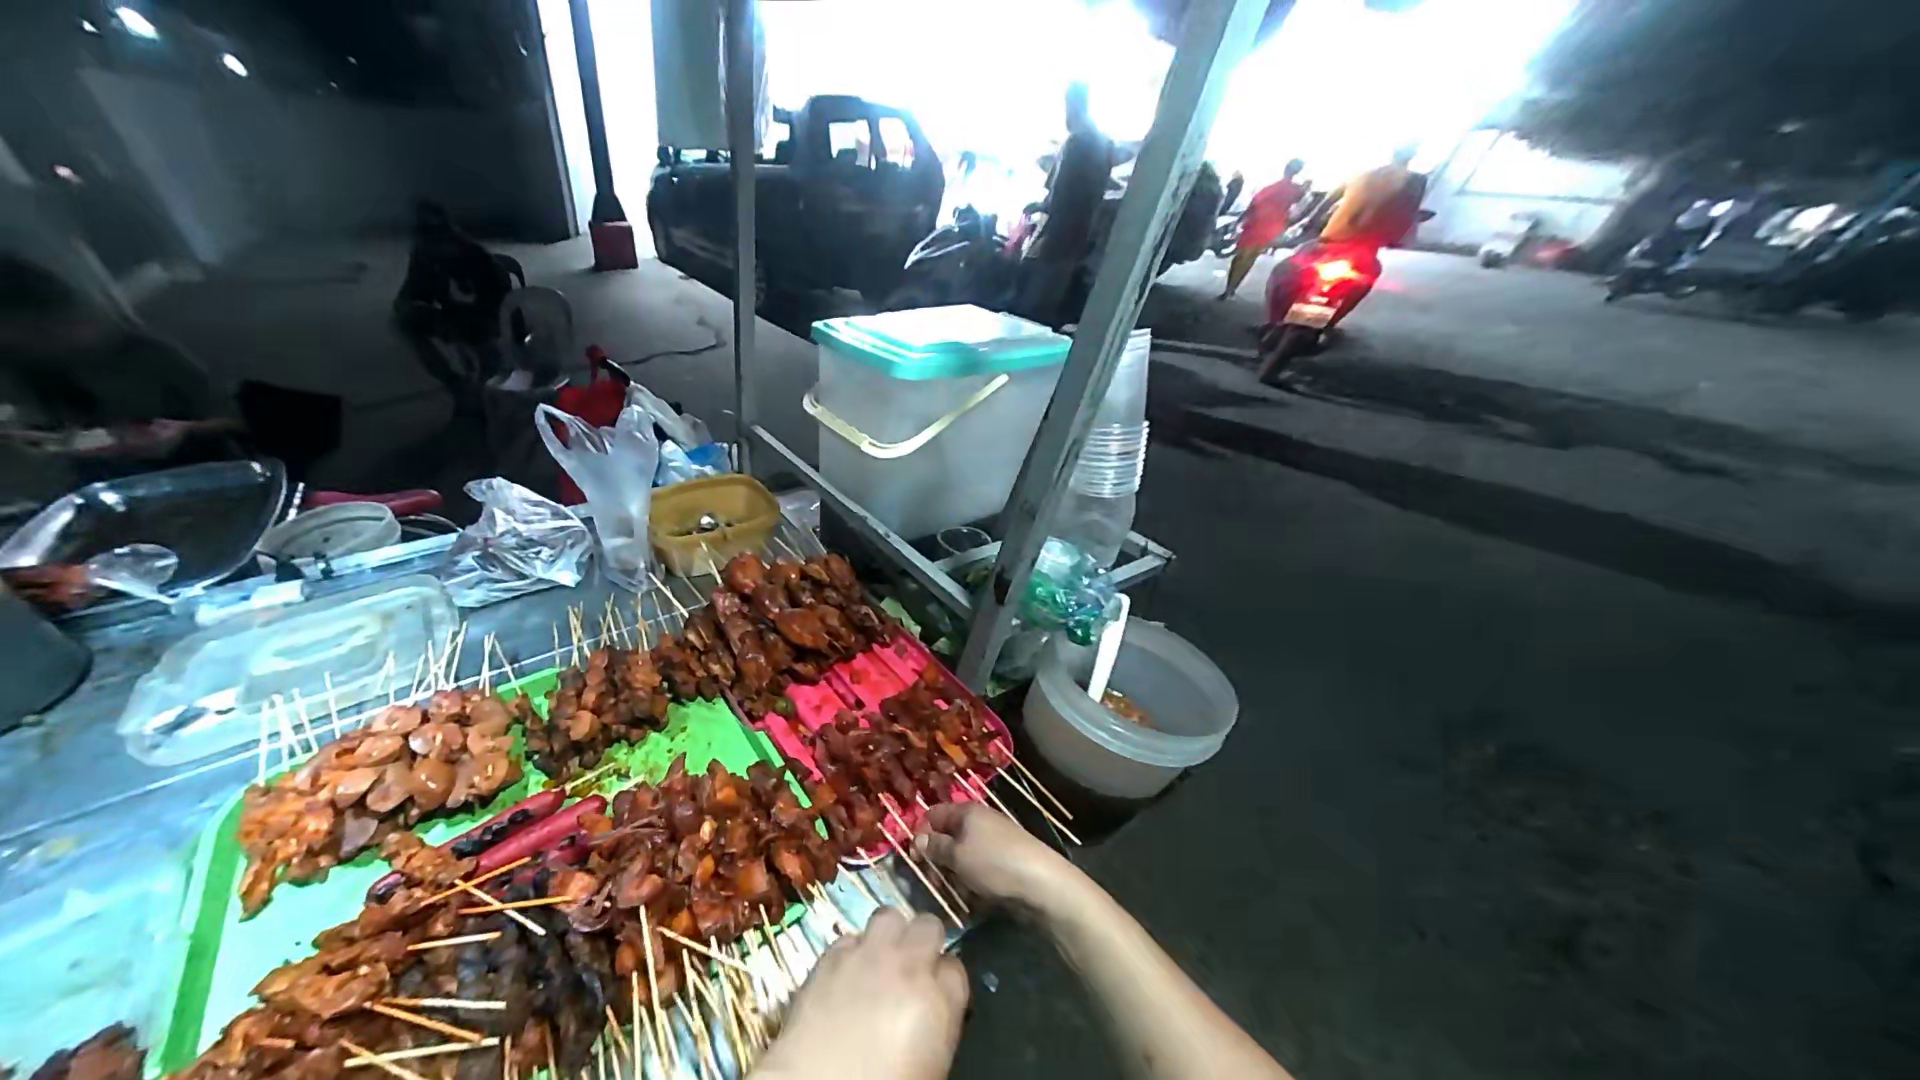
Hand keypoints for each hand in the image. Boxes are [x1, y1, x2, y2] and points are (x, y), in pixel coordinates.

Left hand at [752, 908, 966, 1079]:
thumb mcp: (928, 1064)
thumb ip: (937, 1021)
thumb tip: (932, 1004)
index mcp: (937, 1000)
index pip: (956, 968)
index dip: (945, 978)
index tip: (937, 990)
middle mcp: (907, 966)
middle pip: (929, 925)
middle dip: (925, 940)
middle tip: (913, 965)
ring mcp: (868, 956)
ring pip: (889, 916)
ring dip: (889, 933)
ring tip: (881, 957)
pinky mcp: (831, 957)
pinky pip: (850, 937)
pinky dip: (852, 951)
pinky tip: (847, 972)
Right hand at [915, 802, 1078, 911]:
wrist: (1041, 883)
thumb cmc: (993, 862)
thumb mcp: (958, 855)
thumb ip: (935, 847)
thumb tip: (918, 839)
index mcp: (966, 811)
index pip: (933, 815)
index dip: (920, 833)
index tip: (914, 859)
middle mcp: (979, 822)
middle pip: (947, 837)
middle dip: (937, 860)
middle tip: (934, 882)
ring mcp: (993, 842)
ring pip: (962, 857)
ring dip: (954, 875)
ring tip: (954, 895)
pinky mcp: (1004, 862)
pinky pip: (978, 870)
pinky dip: (971, 883)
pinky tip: (972, 900)